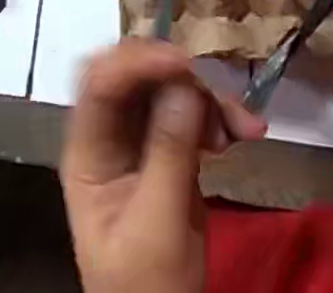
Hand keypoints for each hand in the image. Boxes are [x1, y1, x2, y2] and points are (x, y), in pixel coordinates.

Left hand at [60, 40, 266, 292]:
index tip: (183, 62)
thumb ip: (169, 151)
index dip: (136, 62)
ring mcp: (141, 139)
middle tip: (215, 91)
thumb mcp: (157, 224)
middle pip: (137, 77)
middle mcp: (111, 135)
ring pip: (170, 89)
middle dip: (179, 76)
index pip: (100, 85)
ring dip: (208, 97)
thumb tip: (184, 86)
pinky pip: (194, 112)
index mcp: (89, 152)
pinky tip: (243, 133)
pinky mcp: (171, 148)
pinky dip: (219, 115)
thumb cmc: (147, 286)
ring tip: (239, 127)